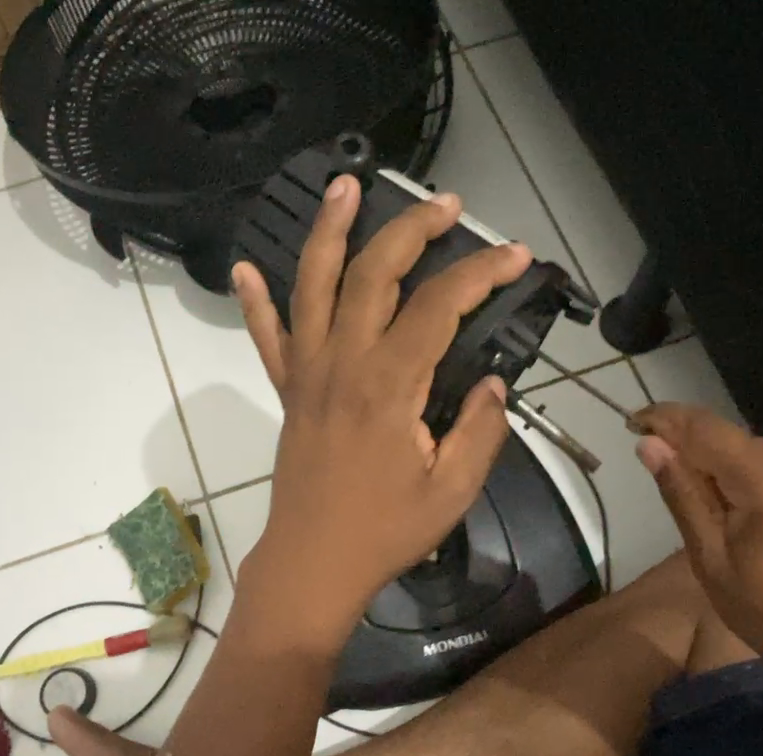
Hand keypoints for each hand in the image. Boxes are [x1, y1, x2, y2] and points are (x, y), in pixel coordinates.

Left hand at [231, 175, 531, 640]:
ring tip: (345, 186)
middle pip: (375, 273)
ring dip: (329, 231)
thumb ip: (481, 430)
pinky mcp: (288, 392)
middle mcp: (344, 362)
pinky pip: (267, 338)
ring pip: (314, 285)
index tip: (516, 257)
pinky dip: (256, 302)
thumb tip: (496, 384)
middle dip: (413, 228)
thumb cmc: (385, 532)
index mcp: (391, 384)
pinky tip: (246, 267)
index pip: (441, 305)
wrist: (313, 563)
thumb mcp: (453, 490)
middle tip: (448, 204)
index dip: (482, 272)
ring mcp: (307, 373)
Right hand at [633, 403, 762, 681]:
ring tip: (762, 540)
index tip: (636, 423)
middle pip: (741, 449)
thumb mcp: (716, 566)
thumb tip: (652, 446)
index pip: (703, 428)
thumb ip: (685, 498)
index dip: (665, 420)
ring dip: (755, 484)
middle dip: (716, 474)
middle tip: (712, 529)